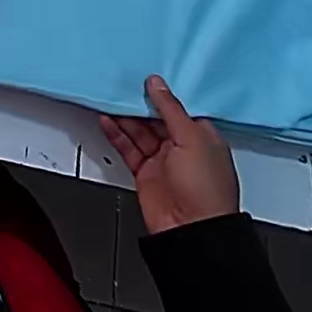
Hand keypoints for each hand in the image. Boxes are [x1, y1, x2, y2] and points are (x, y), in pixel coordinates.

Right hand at [100, 75, 239, 234]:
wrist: (191, 234)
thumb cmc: (205, 188)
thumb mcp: (191, 138)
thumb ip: (170, 108)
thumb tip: (157, 84)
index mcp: (201, 137)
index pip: (179, 108)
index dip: (163, 93)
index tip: (146, 77)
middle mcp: (182, 147)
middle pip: (156, 118)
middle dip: (140, 103)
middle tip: (123, 85)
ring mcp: (163, 161)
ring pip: (139, 132)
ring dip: (125, 117)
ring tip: (110, 99)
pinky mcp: (145, 174)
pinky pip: (128, 149)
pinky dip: (116, 135)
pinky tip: (107, 122)